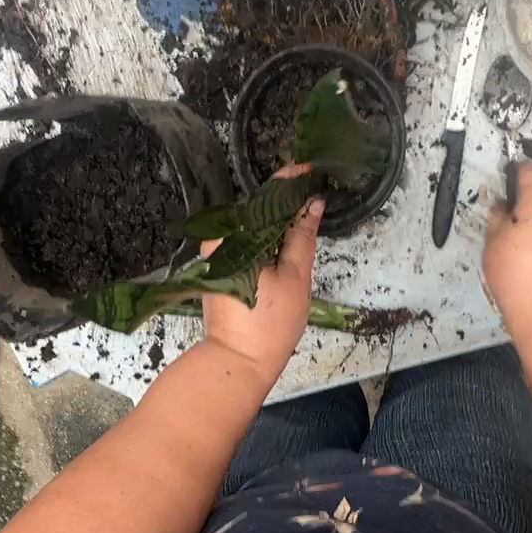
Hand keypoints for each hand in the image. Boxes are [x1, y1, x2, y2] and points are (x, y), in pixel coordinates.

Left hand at [201, 164, 323, 384]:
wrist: (238, 361)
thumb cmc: (268, 325)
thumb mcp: (295, 277)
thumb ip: (303, 237)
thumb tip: (313, 205)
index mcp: (234, 236)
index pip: (266, 198)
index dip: (292, 183)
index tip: (312, 170)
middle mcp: (219, 241)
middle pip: (257, 212)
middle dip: (286, 204)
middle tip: (314, 196)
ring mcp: (217, 257)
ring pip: (253, 230)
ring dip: (278, 224)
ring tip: (306, 216)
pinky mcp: (220, 271)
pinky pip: (246, 246)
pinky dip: (267, 241)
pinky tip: (287, 242)